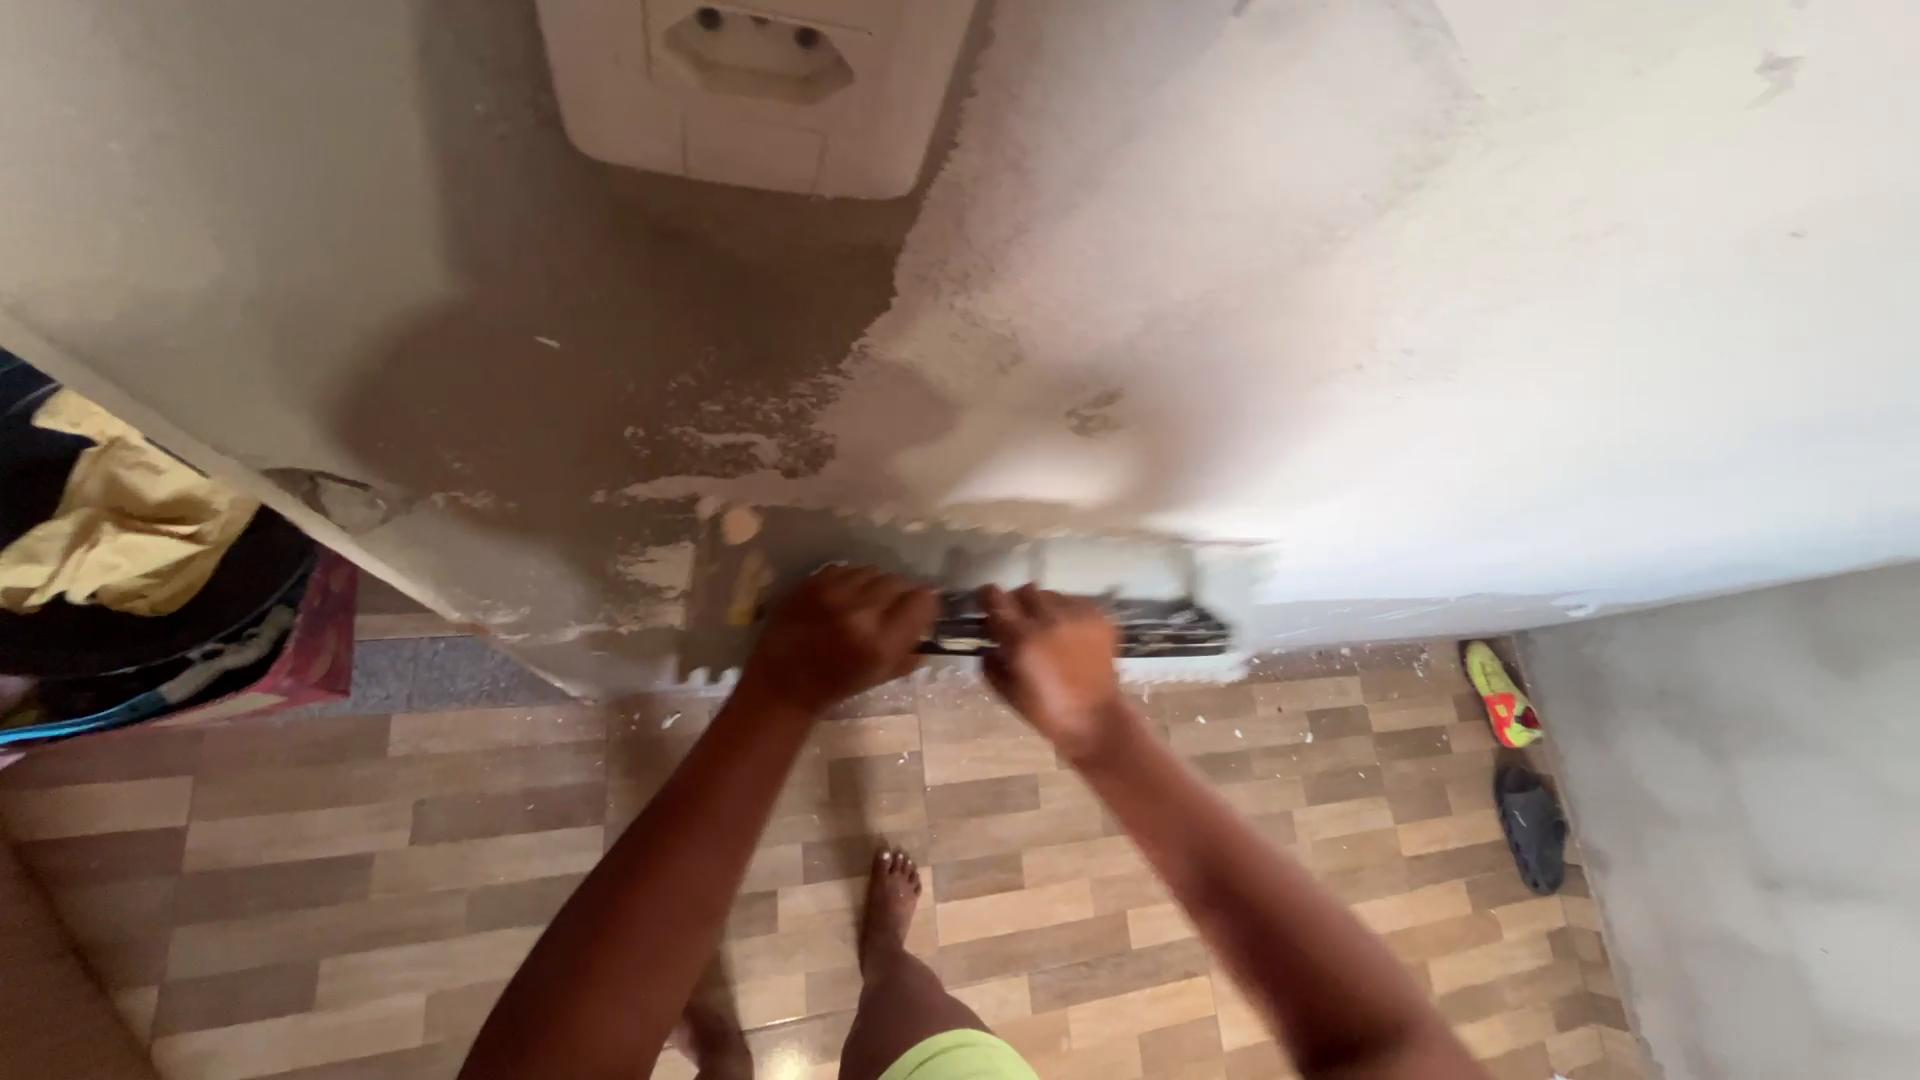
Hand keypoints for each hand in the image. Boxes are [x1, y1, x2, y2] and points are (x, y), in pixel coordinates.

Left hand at [738, 565, 936, 715]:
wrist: (782, 683)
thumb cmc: (835, 685)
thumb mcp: (880, 677)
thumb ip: (909, 652)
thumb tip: (928, 626)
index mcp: (880, 642)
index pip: (922, 600)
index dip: (925, 602)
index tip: (920, 607)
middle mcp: (859, 612)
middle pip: (897, 581)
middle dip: (898, 593)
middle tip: (888, 607)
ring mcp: (831, 594)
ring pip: (871, 571)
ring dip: (872, 585)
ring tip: (862, 601)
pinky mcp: (810, 584)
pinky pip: (843, 569)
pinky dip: (847, 581)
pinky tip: (840, 597)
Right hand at [978, 585, 1128, 759]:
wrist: (1096, 720)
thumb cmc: (1047, 712)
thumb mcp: (1007, 692)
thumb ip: (990, 662)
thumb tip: (988, 643)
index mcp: (1023, 639)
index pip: (996, 598)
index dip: (987, 597)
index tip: (986, 603)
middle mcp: (1050, 620)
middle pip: (1025, 591)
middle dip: (1018, 604)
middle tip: (1020, 622)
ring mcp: (1078, 616)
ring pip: (1051, 595)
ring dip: (1044, 608)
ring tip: (1048, 629)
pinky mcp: (1100, 619)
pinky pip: (1076, 602)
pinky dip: (1068, 613)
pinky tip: (1070, 633)